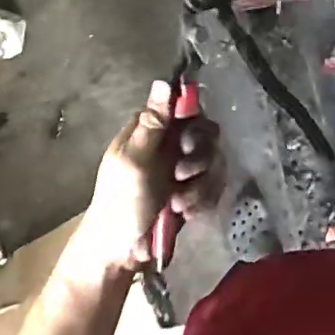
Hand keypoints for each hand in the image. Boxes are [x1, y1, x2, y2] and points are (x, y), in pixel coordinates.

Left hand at [61, 79, 221, 283]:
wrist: (121, 254)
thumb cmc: (121, 203)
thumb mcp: (135, 161)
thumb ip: (154, 123)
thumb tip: (164, 80)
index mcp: (149, 128)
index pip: (185, 106)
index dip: (192, 122)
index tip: (185, 143)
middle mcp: (168, 142)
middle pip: (206, 132)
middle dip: (199, 158)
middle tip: (180, 176)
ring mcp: (181, 167)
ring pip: (213, 160)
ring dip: (200, 184)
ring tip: (179, 203)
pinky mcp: (192, 191)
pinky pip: (214, 185)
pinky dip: (202, 200)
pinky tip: (186, 212)